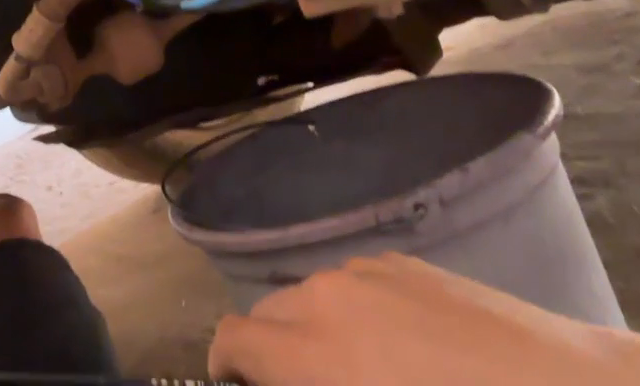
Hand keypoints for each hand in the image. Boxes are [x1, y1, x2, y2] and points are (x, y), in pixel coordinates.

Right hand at [209, 254, 639, 385]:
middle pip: (266, 314)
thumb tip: (286, 382)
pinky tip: (404, 350)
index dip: (229, 369)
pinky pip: (354, 284)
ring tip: (362, 376)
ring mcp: (369, 272)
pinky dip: (354, 312)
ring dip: (314, 332)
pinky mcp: (410, 265)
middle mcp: (327, 296)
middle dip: (272, 355)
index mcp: (311, 349)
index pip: (233, 339)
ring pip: (311, 297)